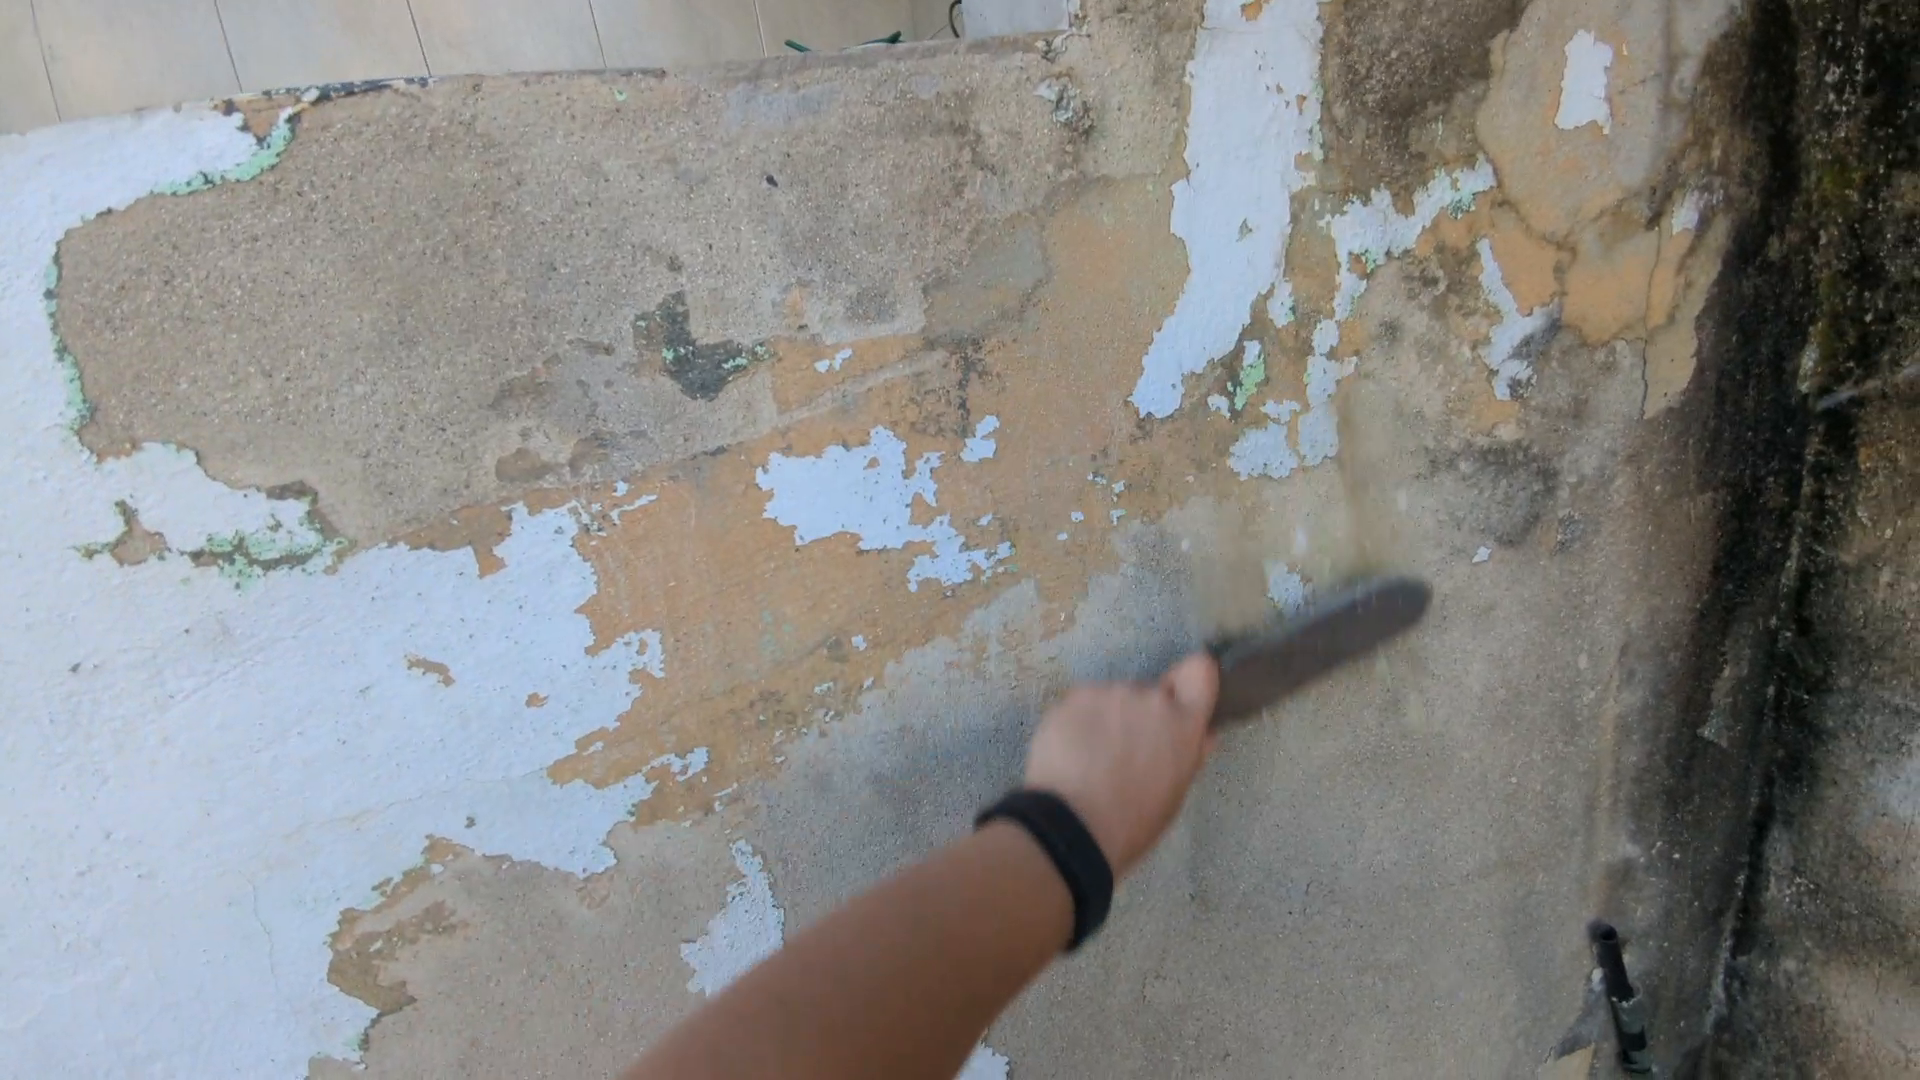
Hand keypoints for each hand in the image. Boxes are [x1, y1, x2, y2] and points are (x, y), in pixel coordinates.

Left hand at [1022, 654, 1220, 877]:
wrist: (1072, 824)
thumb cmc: (1132, 821)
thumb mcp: (1173, 793)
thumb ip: (1189, 754)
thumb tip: (1203, 733)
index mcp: (1183, 723)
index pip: (1200, 670)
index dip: (1189, 680)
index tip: (1176, 698)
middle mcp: (1150, 697)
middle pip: (1149, 692)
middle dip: (1138, 712)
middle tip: (1122, 748)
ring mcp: (1109, 692)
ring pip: (1112, 697)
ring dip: (1106, 716)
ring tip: (1091, 755)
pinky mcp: (1073, 695)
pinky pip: (1082, 702)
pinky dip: (1078, 719)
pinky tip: (1069, 749)